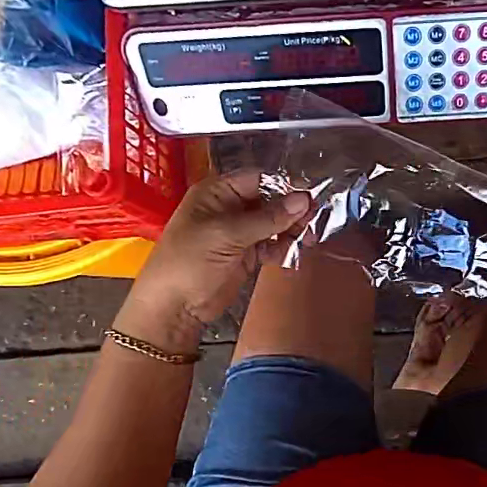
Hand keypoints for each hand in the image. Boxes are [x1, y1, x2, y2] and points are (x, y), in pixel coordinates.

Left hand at [122, 170, 310, 350]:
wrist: (173, 308)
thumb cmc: (190, 262)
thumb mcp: (228, 235)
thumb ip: (268, 218)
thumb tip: (303, 200)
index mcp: (217, 193)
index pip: (257, 178)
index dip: (284, 185)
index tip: (309, 196)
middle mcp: (229, 208)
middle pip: (270, 199)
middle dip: (291, 209)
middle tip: (313, 219)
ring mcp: (238, 232)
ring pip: (274, 223)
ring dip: (291, 229)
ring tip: (308, 239)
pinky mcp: (246, 255)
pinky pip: (271, 244)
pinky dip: (283, 247)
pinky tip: (293, 252)